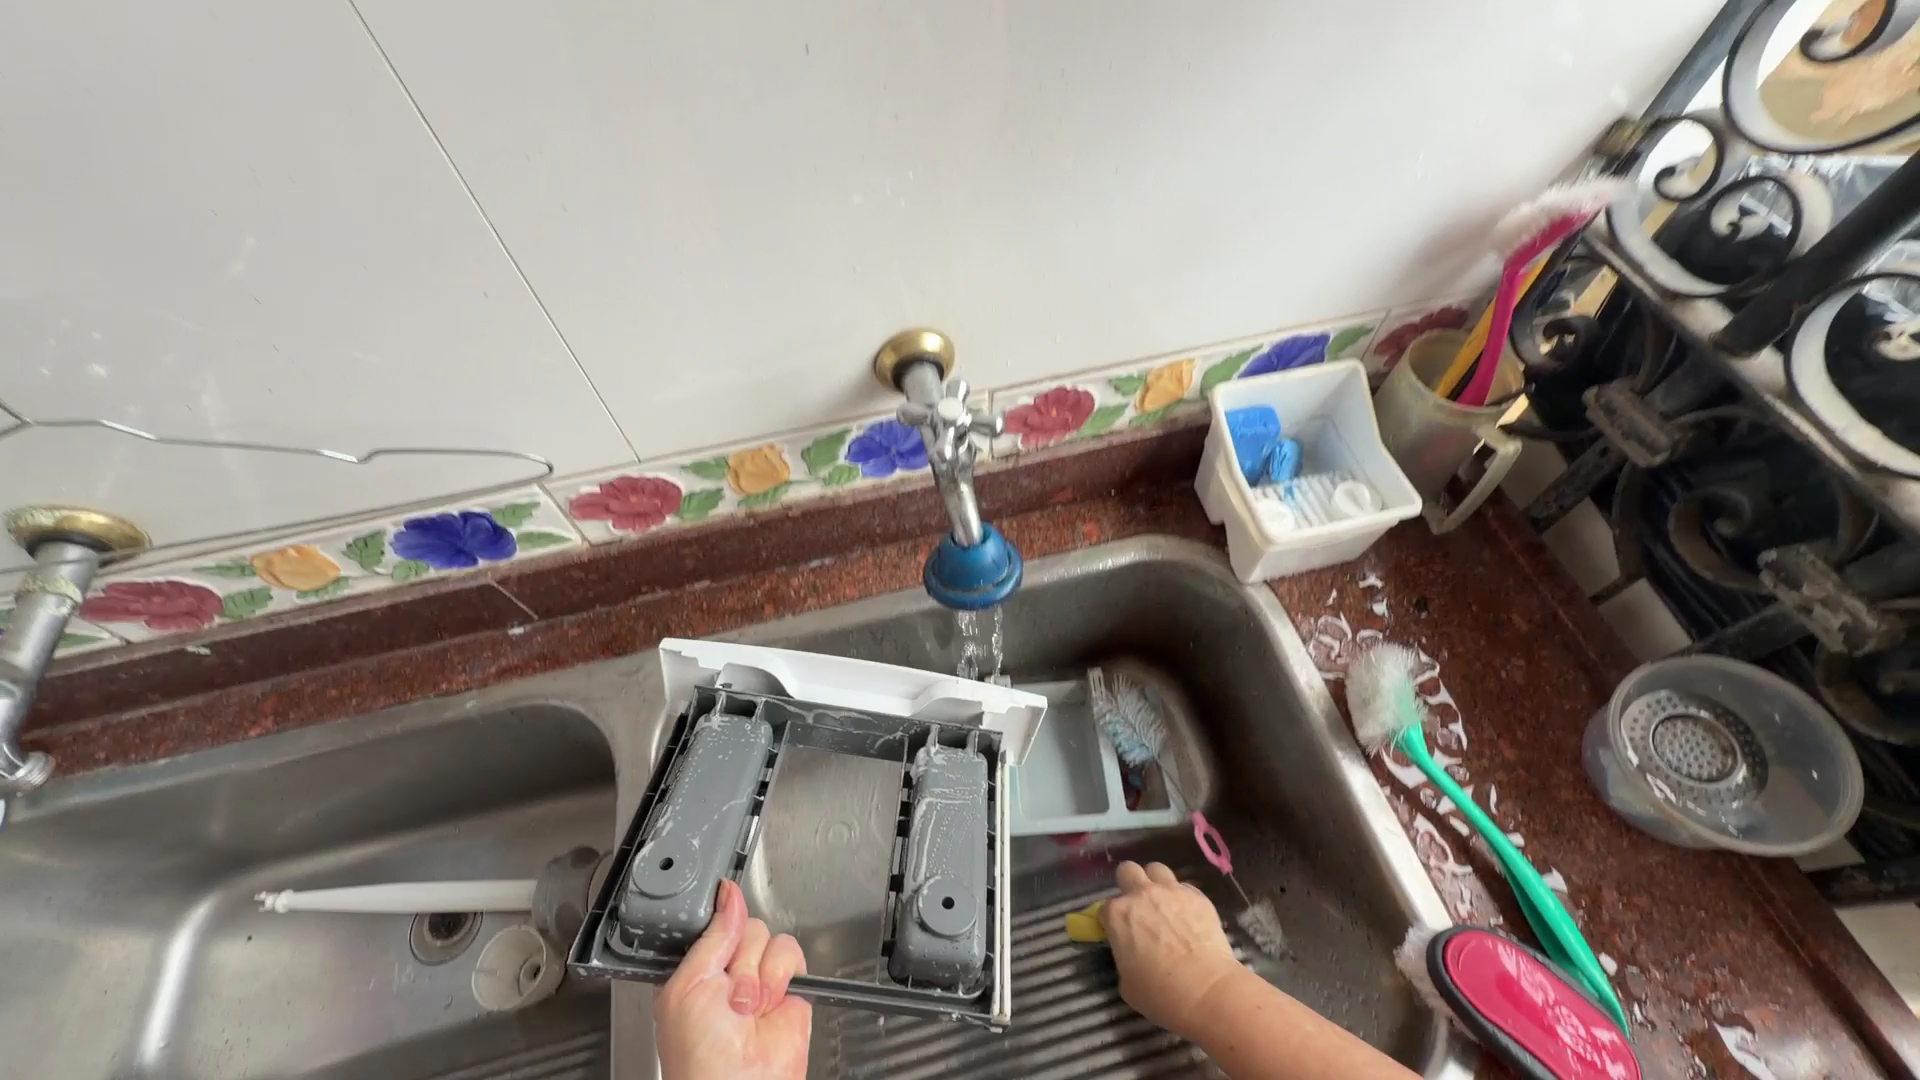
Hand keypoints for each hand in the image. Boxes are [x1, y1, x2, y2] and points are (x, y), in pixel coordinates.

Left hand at [654, 879, 811, 1079]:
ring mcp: (759, 980)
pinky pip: (791, 952)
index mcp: (695, 971)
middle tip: (729, 995)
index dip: (717, 922)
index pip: (712, 923)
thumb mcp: (689, 986)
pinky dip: (782, 974)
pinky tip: (770, 1003)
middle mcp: (727, 973)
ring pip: (767, 937)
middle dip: (738, 959)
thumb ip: (712, 935)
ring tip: (750, 1007)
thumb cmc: (700, 1057)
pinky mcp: (790, 987)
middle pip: (743, 926)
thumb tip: (728, 893)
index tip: (720, 924)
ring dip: (759, 972)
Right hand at [1102, 860, 1242, 1039]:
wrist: (1206, 991)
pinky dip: (1183, 898)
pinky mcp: (1197, 896)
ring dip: (1156, 883)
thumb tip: (1133, 954)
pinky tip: (1189, 916)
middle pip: (1128, 871)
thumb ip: (1124, 958)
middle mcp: (1141, 894)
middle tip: (1138, 906)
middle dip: (1129, 884)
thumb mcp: (1127, 983)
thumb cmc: (1161, 995)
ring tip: (1164, 904)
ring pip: (1157, 870)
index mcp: (1117, 915)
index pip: (1106, 907)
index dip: (1112, 920)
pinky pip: (1185, 887)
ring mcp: (1171, 891)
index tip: (1120, 933)